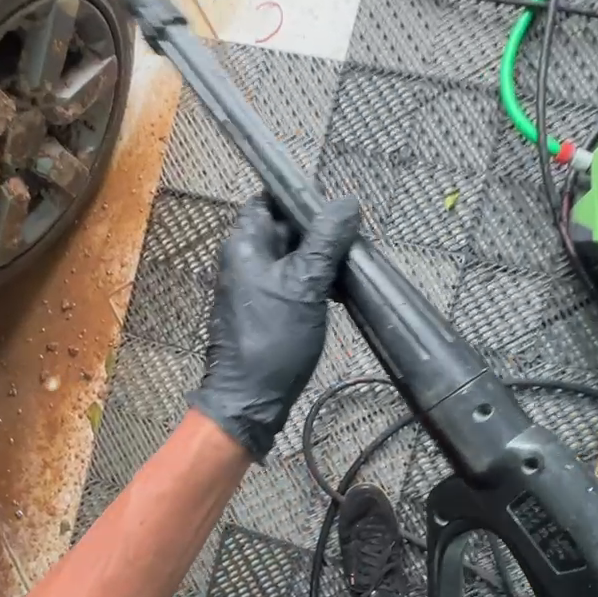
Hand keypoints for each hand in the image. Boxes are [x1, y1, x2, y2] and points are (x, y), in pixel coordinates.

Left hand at [189, 195, 359, 458]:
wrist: (250, 399)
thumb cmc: (272, 338)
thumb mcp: (305, 284)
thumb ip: (326, 241)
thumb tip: (347, 203)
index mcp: (244, 244)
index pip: (268, 199)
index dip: (299, 197)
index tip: (333, 204)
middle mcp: (244, 260)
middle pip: (284, 228)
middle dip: (319, 230)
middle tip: (354, 236)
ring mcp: (255, 286)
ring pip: (293, 257)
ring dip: (321, 258)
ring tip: (353, 264)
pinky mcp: (267, 310)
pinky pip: (293, 283)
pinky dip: (316, 282)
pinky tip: (341, 291)